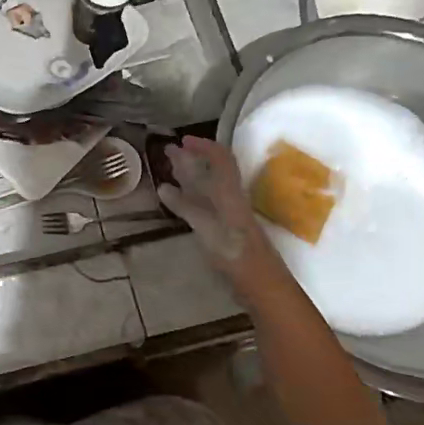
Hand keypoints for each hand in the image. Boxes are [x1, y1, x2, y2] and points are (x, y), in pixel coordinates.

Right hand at [156, 137, 283, 287]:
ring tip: (171, 170)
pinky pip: (206, 204)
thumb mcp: (207, 228)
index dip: (204, 146)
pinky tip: (178, 201)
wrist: (260, 283)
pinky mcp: (226, 229)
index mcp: (230, 193)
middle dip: (193, 159)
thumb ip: (186, 207)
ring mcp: (229, 214)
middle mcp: (231, 199)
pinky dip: (190, 197)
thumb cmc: (235, 253)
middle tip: (169, 152)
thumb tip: (163, 187)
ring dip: (192, 176)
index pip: (221, 159)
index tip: (182, 141)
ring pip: (209, 188)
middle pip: (213, 171)